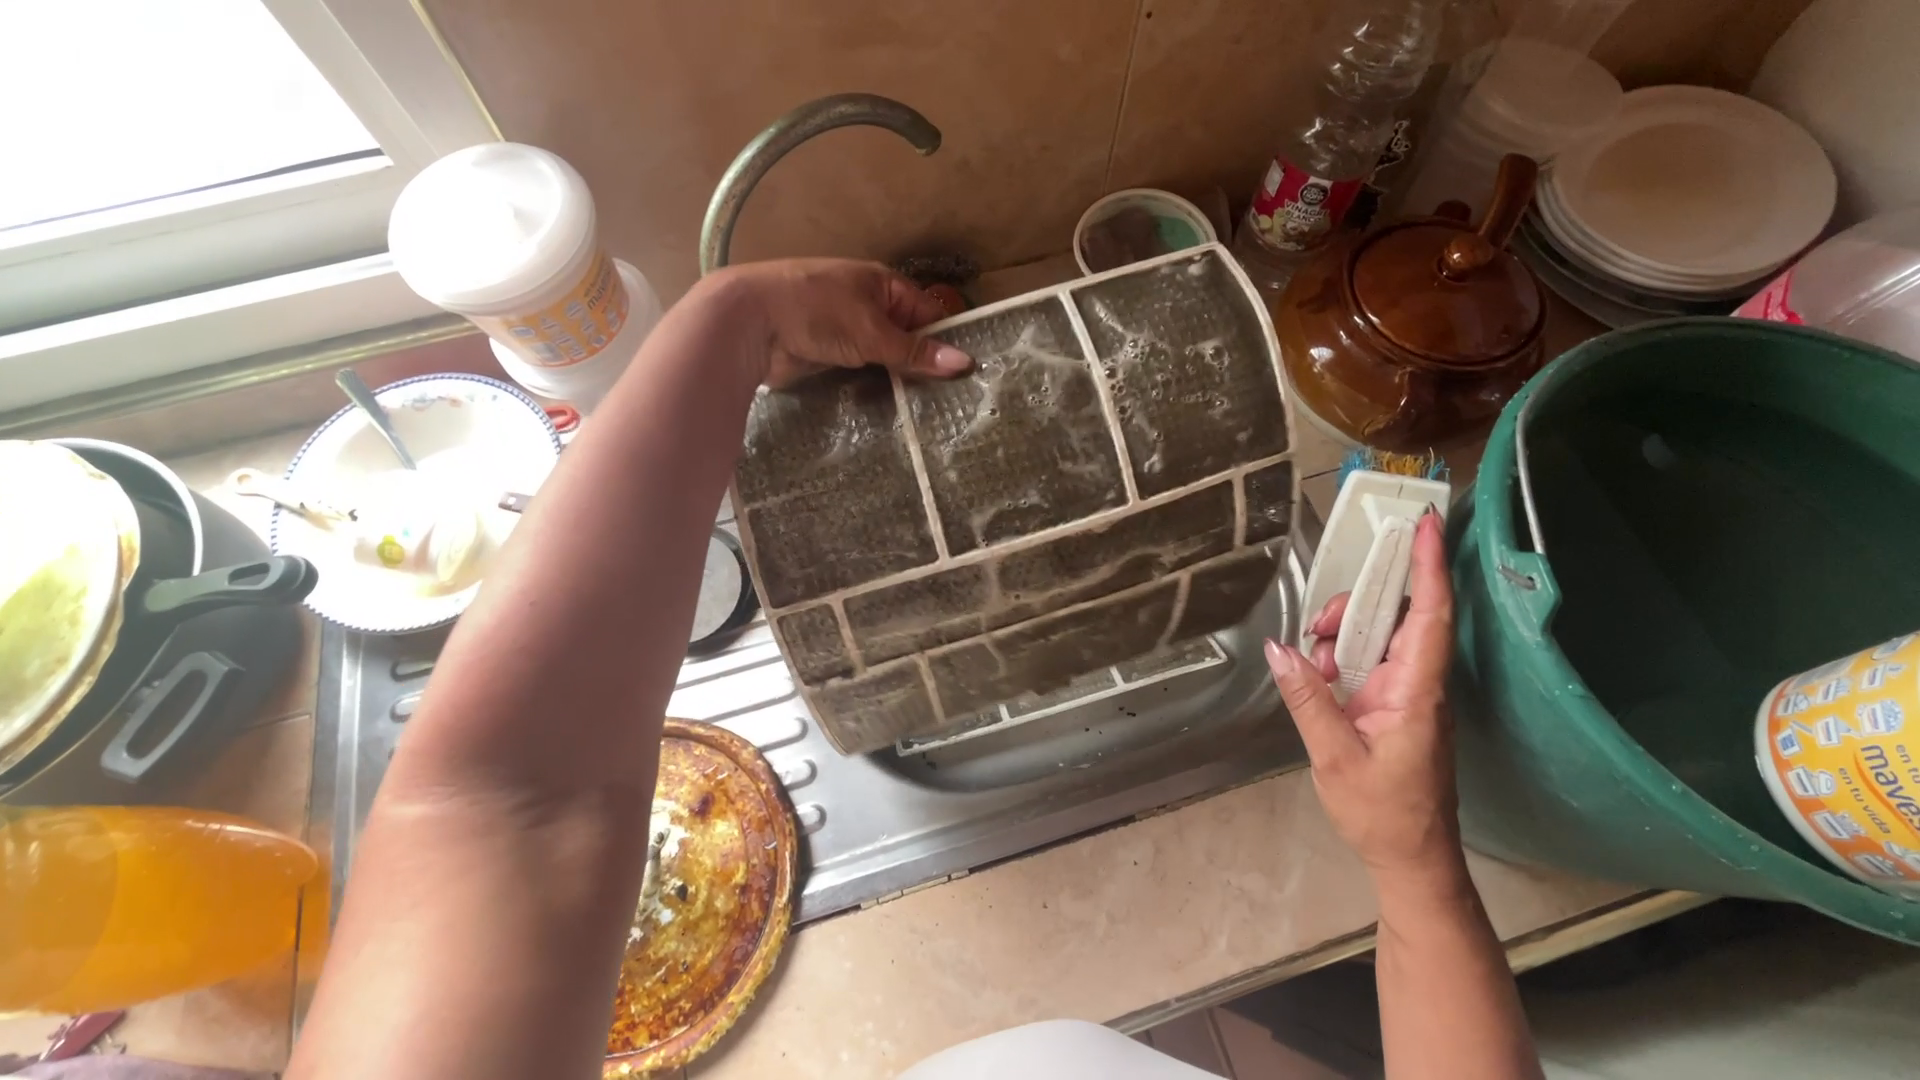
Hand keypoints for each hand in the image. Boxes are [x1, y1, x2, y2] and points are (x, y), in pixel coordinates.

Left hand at [700, 259, 972, 388]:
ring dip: (897, 380)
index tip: (965, 375)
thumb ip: (915, 351)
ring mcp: (845, 331)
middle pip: (906, 338)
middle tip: (951, 400)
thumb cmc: (815, 311)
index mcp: (882, 284)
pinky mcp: (826, 356)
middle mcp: (866, 305)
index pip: (927, 313)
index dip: (945, 341)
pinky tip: (890, 409)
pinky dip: (872, 388)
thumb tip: (965, 362)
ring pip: (883, 359)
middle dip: (922, 365)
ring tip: (927, 411)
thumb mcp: (871, 331)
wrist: (749, 322)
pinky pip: (860, 373)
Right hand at [1264, 511, 1462, 886]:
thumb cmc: (1383, 813)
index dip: (1430, 567)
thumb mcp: (1335, 756)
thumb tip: (1279, 649)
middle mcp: (1420, 683)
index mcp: (1417, 691)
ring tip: (1313, 662)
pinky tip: (1320, 676)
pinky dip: (1342, 660)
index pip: (1430, 615)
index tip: (1427, 523)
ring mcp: (1409, 694)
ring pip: (1380, 638)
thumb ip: (1308, 698)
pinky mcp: (1395, 706)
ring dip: (1343, 636)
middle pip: (1399, 617)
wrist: (1412, 859)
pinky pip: (1371, 664)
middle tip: (1317, 628)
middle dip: (1357, 605)